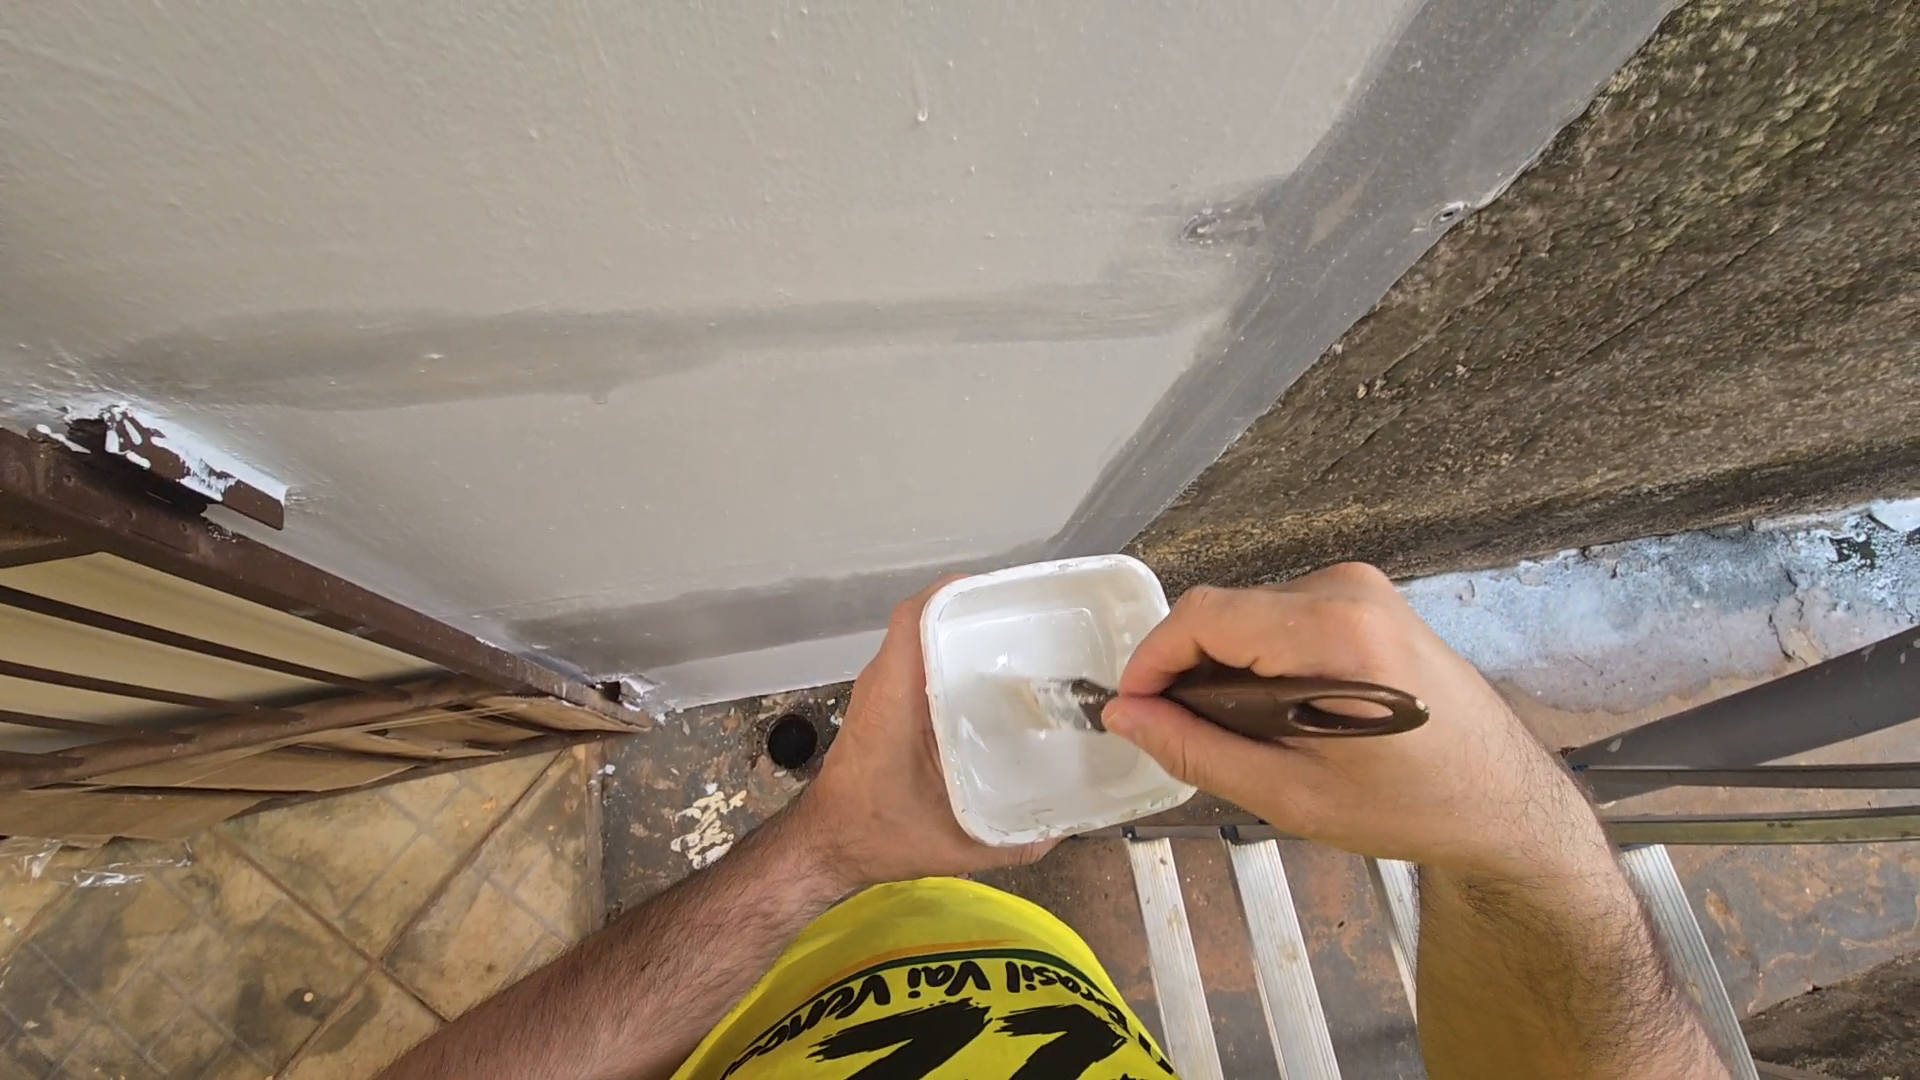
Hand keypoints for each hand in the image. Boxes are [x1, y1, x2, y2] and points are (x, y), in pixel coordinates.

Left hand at [790, 580, 1055, 891]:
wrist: (827, 844)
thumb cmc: (880, 835)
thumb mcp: (953, 844)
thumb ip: (1011, 840)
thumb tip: (1064, 828)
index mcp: (895, 699)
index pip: (914, 619)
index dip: (953, 594)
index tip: (1001, 594)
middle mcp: (884, 682)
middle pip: (923, 619)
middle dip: (972, 610)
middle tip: (1028, 622)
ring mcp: (881, 689)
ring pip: (920, 637)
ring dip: (960, 631)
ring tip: (1016, 643)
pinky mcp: (883, 701)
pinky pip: (916, 659)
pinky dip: (948, 655)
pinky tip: (987, 680)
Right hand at [1103, 563, 1607, 880]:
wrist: (1509, 802)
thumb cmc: (1407, 808)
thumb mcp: (1289, 795)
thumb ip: (1195, 750)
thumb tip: (1123, 715)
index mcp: (1333, 633)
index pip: (1204, 615)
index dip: (1153, 658)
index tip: (1135, 708)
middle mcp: (1344, 590)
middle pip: (1221, 610)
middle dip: (1187, 667)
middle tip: (1189, 729)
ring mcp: (1358, 586)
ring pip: (1244, 610)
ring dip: (1220, 662)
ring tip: (1242, 724)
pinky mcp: (1363, 596)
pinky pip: (1274, 611)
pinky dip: (1253, 652)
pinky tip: (1275, 701)